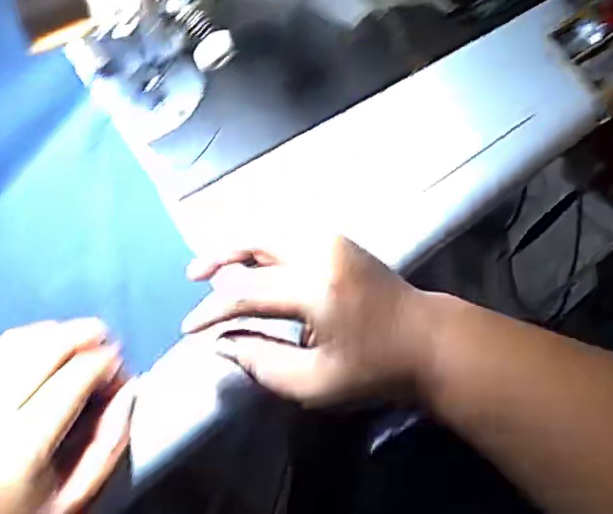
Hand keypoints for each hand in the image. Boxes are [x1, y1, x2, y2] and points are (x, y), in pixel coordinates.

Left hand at [0, 320, 133, 513]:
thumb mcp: (70, 500)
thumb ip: (108, 444)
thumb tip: (128, 388)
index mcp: (18, 448)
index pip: (78, 373)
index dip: (111, 363)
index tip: (122, 374)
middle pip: (47, 346)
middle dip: (87, 334)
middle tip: (108, 347)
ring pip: (17, 341)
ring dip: (55, 334)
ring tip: (77, 344)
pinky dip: (19, 345)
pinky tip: (37, 353)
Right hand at [182, 236, 434, 406]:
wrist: (424, 337)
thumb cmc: (372, 368)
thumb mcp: (313, 384)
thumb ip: (262, 362)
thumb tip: (222, 342)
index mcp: (317, 288)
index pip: (249, 292)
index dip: (214, 310)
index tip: (188, 328)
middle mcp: (324, 251)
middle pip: (260, 239)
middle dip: (222, 254)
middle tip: (193, 275)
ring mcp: (336, 239)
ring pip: (276, 229)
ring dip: (243, 245)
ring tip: (215, 269)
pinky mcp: (342, 239)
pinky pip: (293, 231)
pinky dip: (266, 242)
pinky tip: (251, 262)